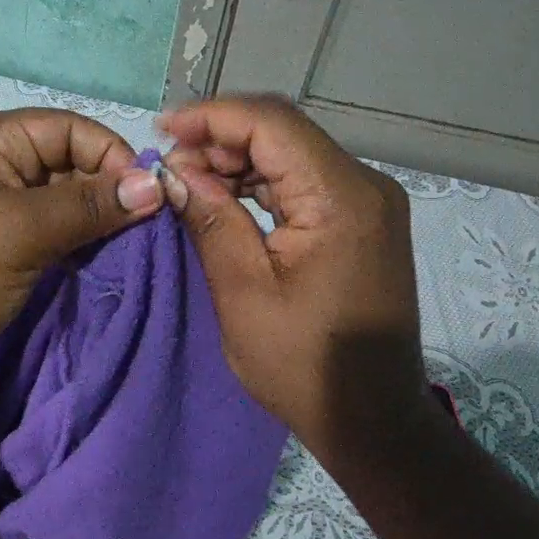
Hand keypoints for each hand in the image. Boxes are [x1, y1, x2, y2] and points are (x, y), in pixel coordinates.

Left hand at [0, 108, 162, 374]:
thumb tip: (155, 184)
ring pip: (65, 195)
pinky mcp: (3, 239)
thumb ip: (89, 205)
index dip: (111, 154)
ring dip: (97, 216)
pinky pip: (54, 225)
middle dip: (107, 187)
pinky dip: (80, 238)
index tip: (147, 194)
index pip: (67, 127)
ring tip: (129, 243)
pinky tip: (102, 257)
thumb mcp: (21, 232)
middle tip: (145, 224)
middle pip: (68, 158)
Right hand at [159, 96, 426, 449]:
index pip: (271, 124)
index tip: (162, 130)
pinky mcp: (364, 218)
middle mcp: (365, 185)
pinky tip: (226, 196)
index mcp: (341, 198)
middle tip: (171, 165)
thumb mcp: (244, 292)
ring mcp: (370, 201)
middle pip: (284, 131)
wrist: (375, 420)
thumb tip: (175, 170)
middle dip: (222, 138)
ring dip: (239, 158)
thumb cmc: (306, 365)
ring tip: (189, 180)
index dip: (212, 117)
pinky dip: (263, 180)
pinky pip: (306, 178)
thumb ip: (211, 219)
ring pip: (293, 151)